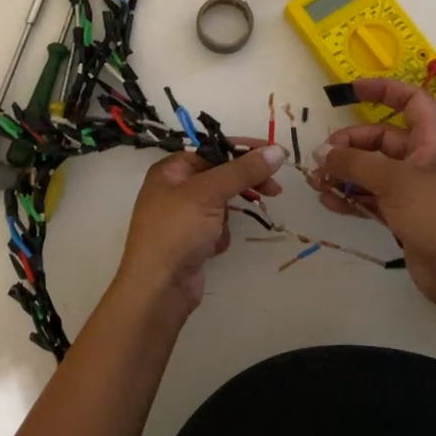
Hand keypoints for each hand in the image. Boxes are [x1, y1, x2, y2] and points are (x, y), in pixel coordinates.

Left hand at [118, 144, 285, 313]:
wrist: (159, 286)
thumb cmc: (177, 230)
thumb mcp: (209, 192)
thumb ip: (243, 171)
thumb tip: (277, 150)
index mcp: (170, 170)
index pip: (213, 150)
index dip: (243, 150)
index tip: (274, 154)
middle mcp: (174, 188)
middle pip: (219, 175)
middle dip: (243, 184)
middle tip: (274, 191)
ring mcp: (182, 216)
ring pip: (220, 203)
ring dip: (227, 215)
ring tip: (225, 227)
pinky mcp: (190, 240)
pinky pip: (215, 227)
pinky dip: (220, 235)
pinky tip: (212, 246)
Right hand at [311, 79, 435, 306]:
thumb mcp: (395, 182)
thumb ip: (355, 163)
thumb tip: (323, 154)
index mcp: (433, 143)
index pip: (412, 102)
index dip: (383, 90)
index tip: (351, 91)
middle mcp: (423, 162)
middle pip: (381, 139)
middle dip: (350, 145)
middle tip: (323, 158)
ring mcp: (413, 190)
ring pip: (372, 170)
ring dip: (344, 172)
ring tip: (317, 181)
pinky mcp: (403, 215)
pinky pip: (371, 197)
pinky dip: (350, 196)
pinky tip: (329, 201)